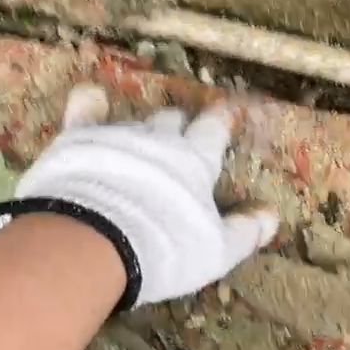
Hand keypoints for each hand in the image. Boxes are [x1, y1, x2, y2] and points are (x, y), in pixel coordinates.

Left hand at [3, 85, 277, 308]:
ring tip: (139, 141)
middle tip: (181, 139)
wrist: (93, 240)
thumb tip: (272, 216)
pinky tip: (90, 99)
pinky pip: (85, 112)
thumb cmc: (165, 246)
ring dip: (139, 129)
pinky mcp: (77, 141)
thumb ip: (245, 231)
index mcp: (196, 160)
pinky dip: (90, 105)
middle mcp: (159, 138)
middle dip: (180, 125)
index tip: (230, 110)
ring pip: (134, 119)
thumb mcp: (216, 250)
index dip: (224, 117)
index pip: (215, 128)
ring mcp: (117, 136)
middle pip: (174, 119)